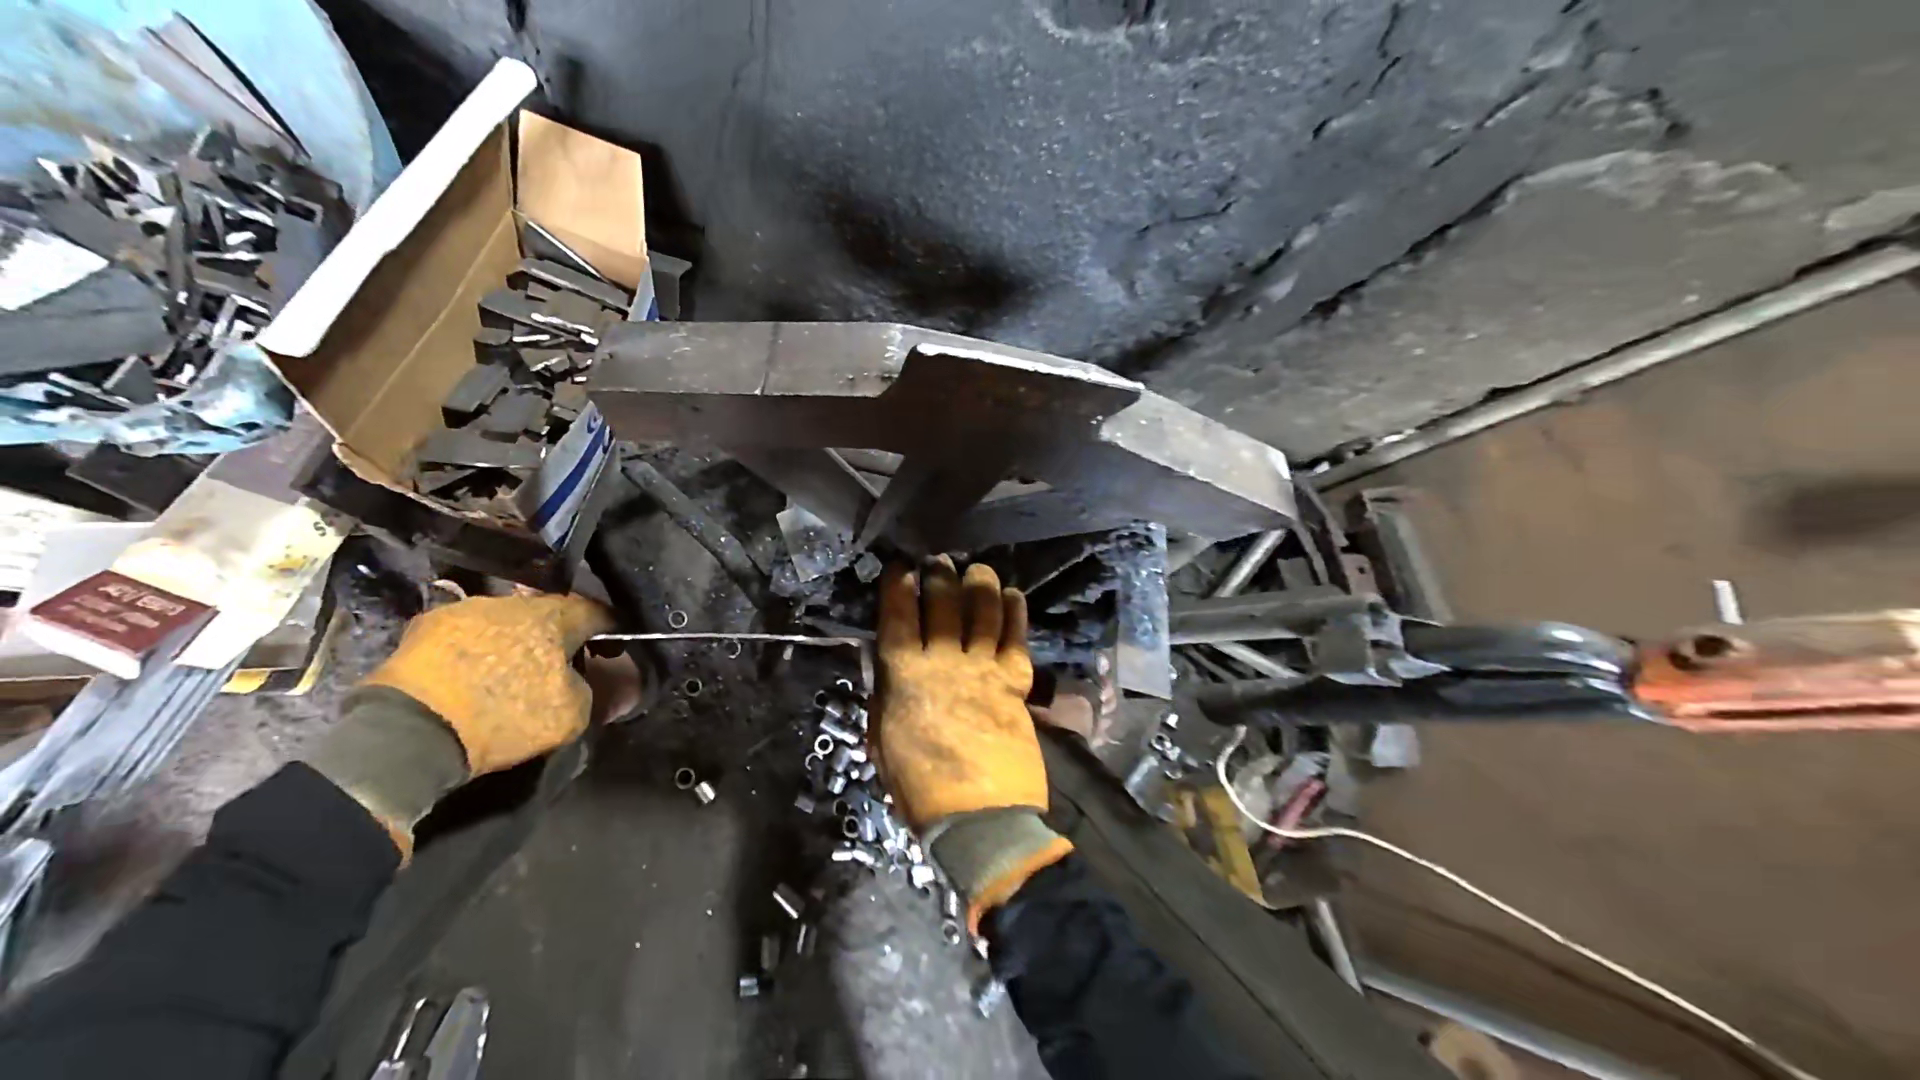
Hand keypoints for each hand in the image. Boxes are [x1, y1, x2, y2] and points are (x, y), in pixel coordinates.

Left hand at [361, 593, 614, 774]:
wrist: (411, 732)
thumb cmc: (504, 718)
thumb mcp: (571, 716)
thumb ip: (595, 691)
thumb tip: (601, 682)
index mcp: (556, 616)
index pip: (596, 611)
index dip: (609, 629)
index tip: (611, 647)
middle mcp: (513, 602)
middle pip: (548, 612)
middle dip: (558, 633)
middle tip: (559, 660)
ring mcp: (466, 609)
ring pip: (506, 619)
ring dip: (515, 637)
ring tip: (511, 666)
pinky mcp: (425, 626)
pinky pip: (468, 631)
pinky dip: (478, 646)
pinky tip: (474, 671)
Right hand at [875, 558, 1071, 923]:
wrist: (981, 819)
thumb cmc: (921, 788)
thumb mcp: (883, 741)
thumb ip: (886, 695)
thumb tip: (888, 666)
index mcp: (904, 677)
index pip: (897, 616)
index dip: (898, 585)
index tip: (901, 567)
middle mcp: (944, 662)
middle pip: (942, 603)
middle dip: (940, 575)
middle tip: (941, 562)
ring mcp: (984, 669)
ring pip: (983, 611)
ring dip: (980, 584)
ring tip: (978, 570)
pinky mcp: (1016, 682)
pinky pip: (1016, 637)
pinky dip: (1015, 611)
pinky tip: (1012, 595)